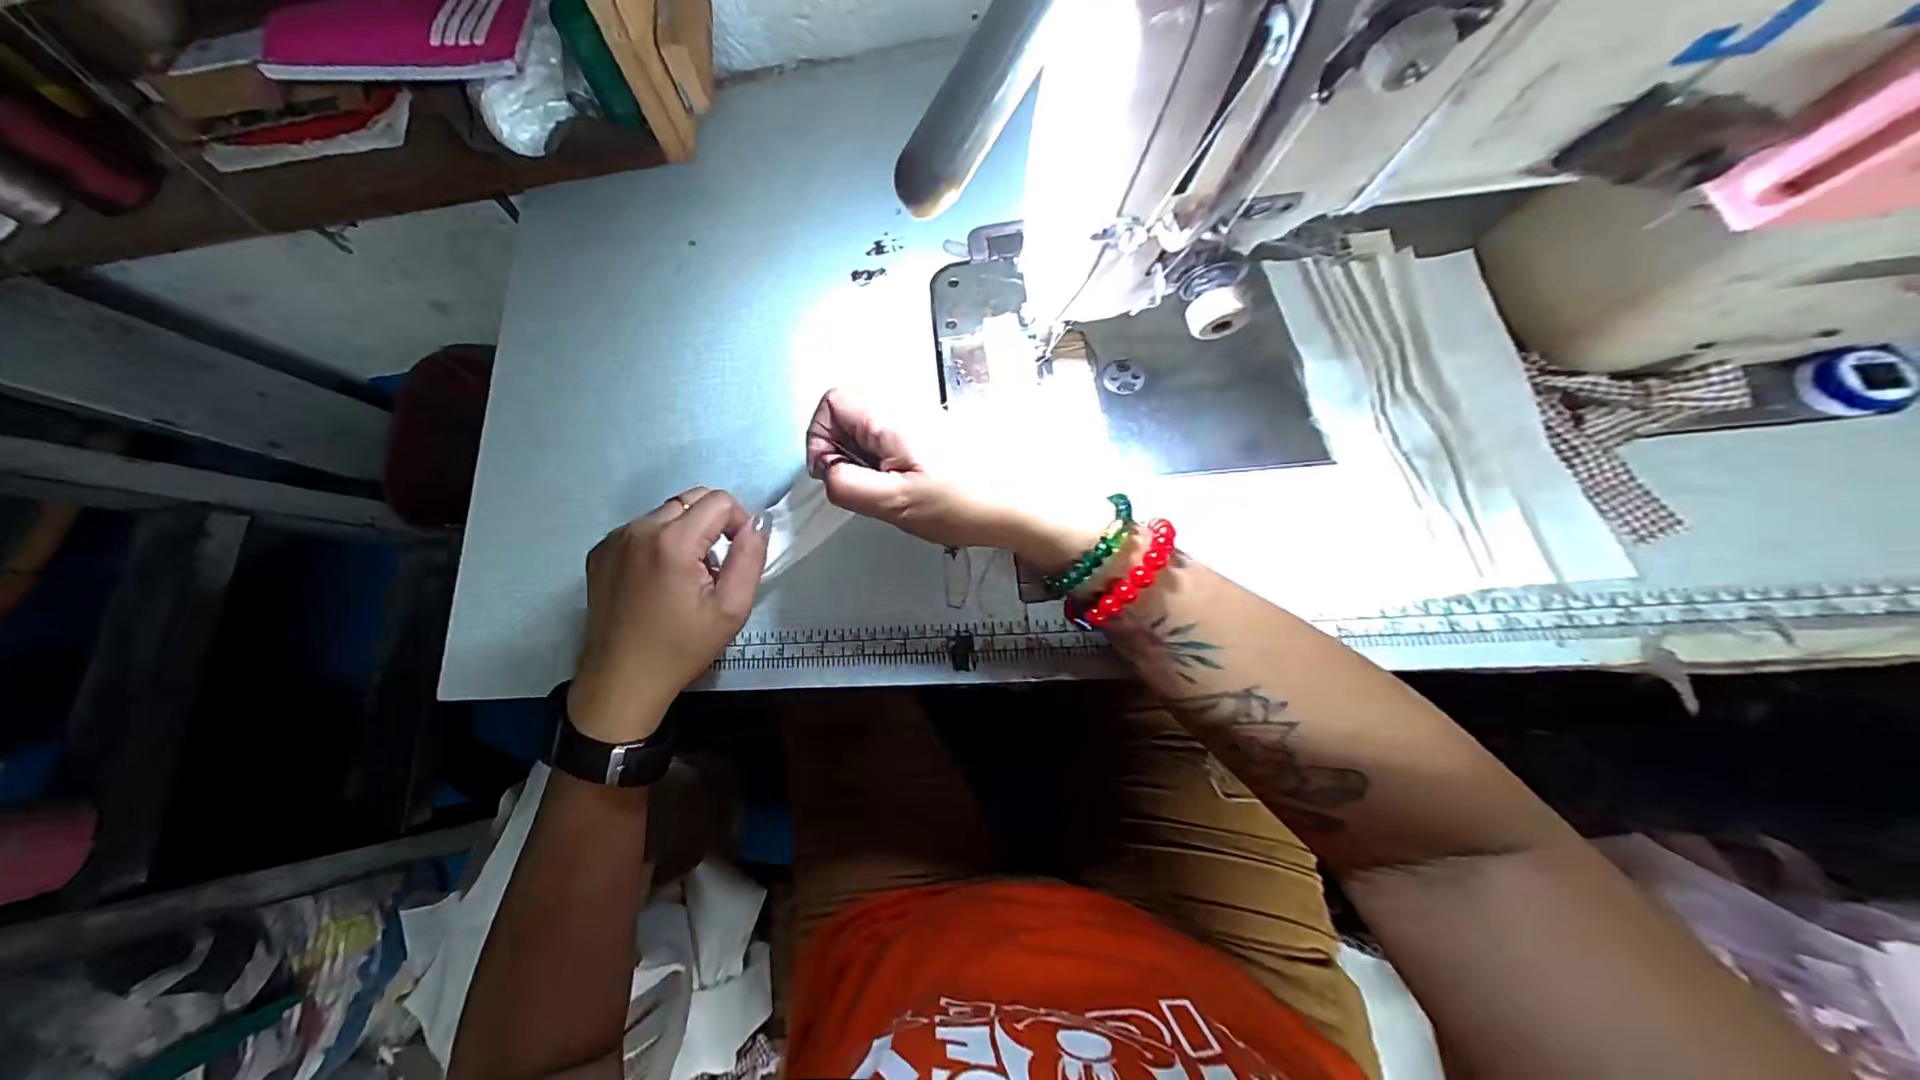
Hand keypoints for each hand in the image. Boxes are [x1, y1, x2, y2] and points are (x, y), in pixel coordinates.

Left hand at [568, 487, 769, 741]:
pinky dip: (658, 543)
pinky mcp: (600, 551)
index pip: (720, 500)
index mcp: (673, 541)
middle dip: (712, 524)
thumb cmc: (682, 647)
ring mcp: (614, 539)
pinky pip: (641, 530)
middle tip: (713, 567)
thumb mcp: (732, 608)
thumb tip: (757, 524)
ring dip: (685, 533)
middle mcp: (639, 529)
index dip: (738, 524)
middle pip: (691, 499)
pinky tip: (658, 580)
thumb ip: (750, 557)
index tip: (735, 557)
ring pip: (666, 513)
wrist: (623, 679)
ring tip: (685, 576)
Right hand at [805, 388, 1104, 566]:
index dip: (820, 435)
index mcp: (891, 419)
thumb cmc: (963, 504)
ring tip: (888, 489)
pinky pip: (890, 440)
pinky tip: (906, 487)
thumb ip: (847, 486)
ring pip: (868, 428)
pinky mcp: (931, 435)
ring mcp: (919, 420)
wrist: (1017, 506)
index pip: (832, 400)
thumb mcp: (894, 503)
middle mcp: (904, 409)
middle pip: (847, 412)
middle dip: (841, 449)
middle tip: (864, 484)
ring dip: (864, 459)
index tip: (834, 470)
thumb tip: (828, 472)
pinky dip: (885, 463)